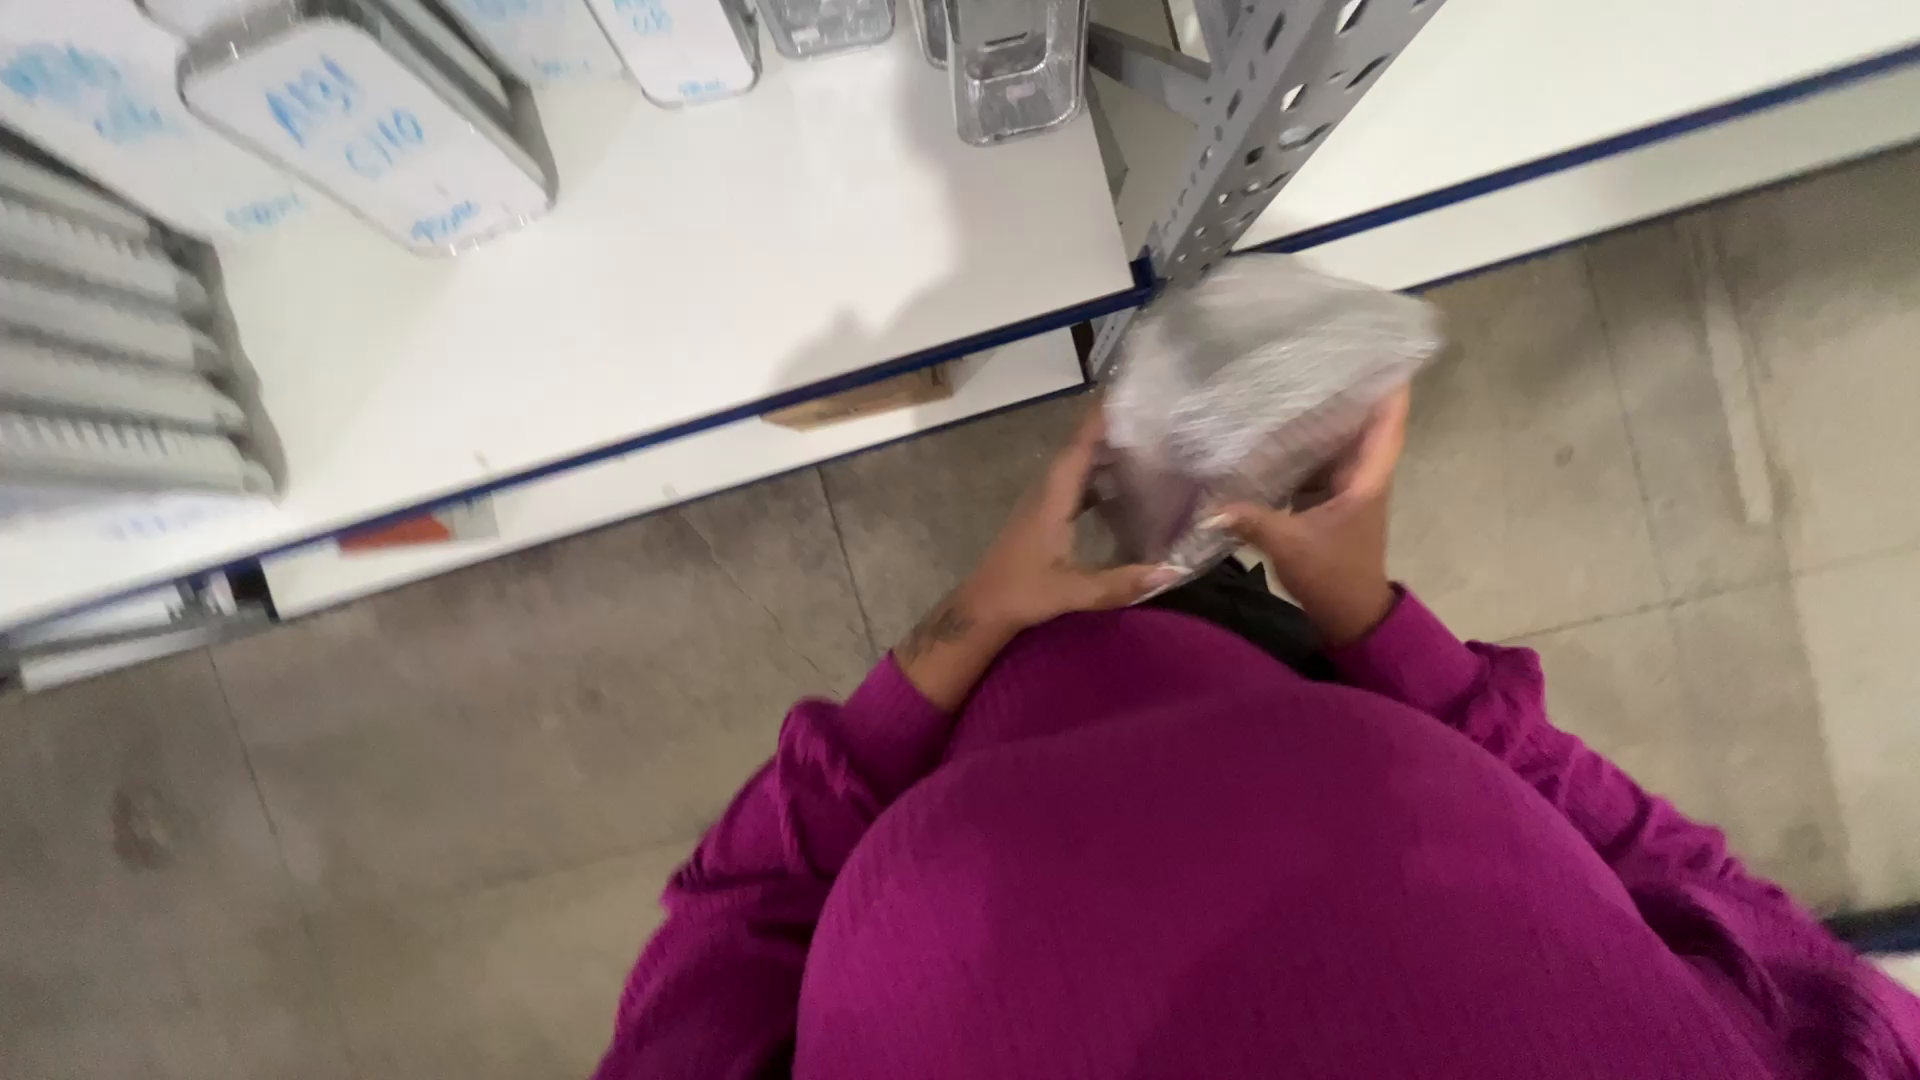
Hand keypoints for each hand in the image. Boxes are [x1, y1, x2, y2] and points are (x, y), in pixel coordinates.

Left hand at [895, 407, 1181, 709]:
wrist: (984, 607)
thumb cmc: (1022, 592)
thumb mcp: (1073, 591)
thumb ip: (1121, 583)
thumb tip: (1174, 572)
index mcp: (1052, 499)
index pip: (1078, 448)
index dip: (1100, 420)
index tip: (1127, 394)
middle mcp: (1046, 492)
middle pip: (1079, 450)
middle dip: (1111, 430)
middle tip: (1151, 418)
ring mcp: (1042, 503)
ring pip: (1075, 468)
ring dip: (1104, 454)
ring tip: (1144, 445)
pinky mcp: (1042, 517)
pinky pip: (1073, 486)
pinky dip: (1096, 479)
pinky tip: (1120, 488)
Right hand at [1218, 385, 1410, 648]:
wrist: (1349, 613)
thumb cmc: (1332, 574)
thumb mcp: (1290, 546)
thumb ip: (1252, 522)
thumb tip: (1210, 509)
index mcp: (1366, 479)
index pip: (1388, 424)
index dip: (1390, 388)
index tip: (1379, 353)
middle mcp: (1360, 477)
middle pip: (1362, 425)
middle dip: (1346, 393)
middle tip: (1317, 359)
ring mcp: (1345, 489)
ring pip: (1337, 443)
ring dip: (1322, 418)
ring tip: (1292, 386)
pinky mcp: (1327, 502)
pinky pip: (1317, 464)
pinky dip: (1301, 447)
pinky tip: (1275, 435)